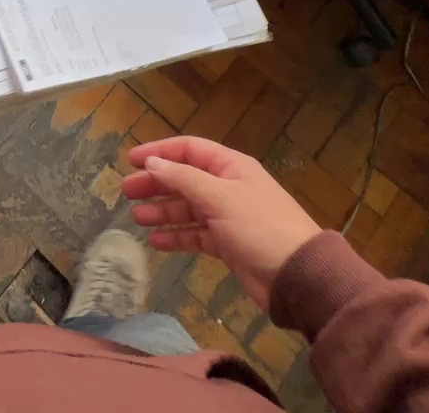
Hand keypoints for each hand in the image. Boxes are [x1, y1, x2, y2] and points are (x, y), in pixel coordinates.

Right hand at [122, 135, 321, 308]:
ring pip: (187, 208)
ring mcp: (227, 216)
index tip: (131, 160)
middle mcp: (227, 187)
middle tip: (127, 192)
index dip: (159, 152)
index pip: (188, 149)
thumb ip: (182, 178)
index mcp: (230, 167)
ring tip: (137, 218)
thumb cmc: (259, 227)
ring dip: (162, 211)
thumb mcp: (219, 197)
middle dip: (155, 184)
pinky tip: (156, 241)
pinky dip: (176, 236)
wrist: (300, 278)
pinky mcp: (228, 244)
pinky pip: (195, 234)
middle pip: (183, 178)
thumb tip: (151, 163)